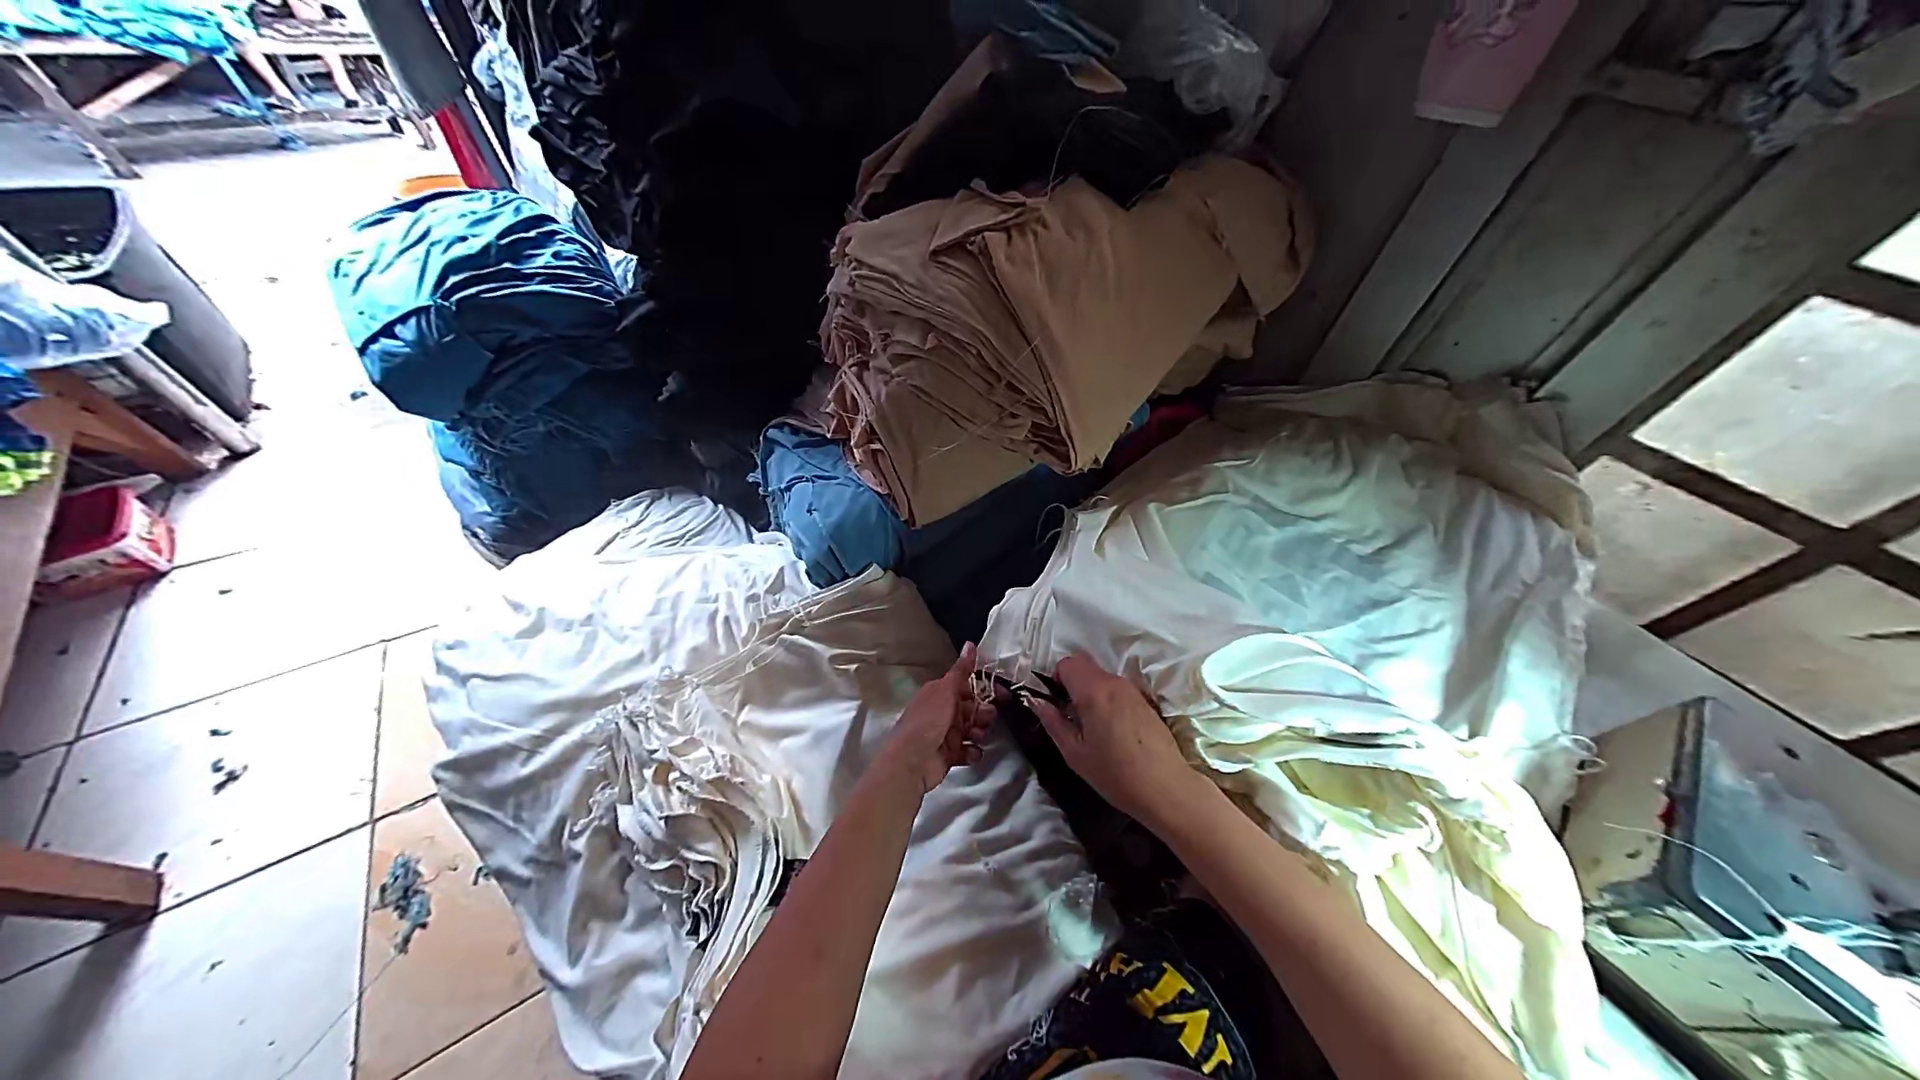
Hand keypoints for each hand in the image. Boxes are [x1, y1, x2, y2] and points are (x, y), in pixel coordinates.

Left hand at [875, 643, 995, 795]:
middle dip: (984, 713)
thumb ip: (961, 670)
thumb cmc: (927, 721)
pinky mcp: (949, 755)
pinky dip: (972, 752)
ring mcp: (946, 734)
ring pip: (973, 729)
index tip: (1002, 695)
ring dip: (979, 732)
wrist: (911, 761)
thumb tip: (970, 644)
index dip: (985, 690)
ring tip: (976, 736)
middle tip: (985, 718)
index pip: (968, 687)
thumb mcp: (946, 690)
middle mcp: (943, 712)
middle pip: (973, 709)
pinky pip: (968, 751)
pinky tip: (970, 752)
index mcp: (940, 693)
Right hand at [1026, 654, 1211, 829]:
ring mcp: (1133, 691)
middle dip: (1073, 686)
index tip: (1057, 704)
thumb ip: (1052, 721)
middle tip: (1072, 718)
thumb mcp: (1074, 752)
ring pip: (1102, 679)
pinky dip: (1108, 702)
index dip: (1057, 679)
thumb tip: (1035, 701)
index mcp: (1093, 691)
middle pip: (1086, 667)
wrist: (1166, 788)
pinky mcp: (1146, 702)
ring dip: (1091, 694)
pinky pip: (1118, 691)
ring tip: (1093, 729)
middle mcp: (1115, 683)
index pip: (1067, 663)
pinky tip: (1113, 732)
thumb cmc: (1114, 773)